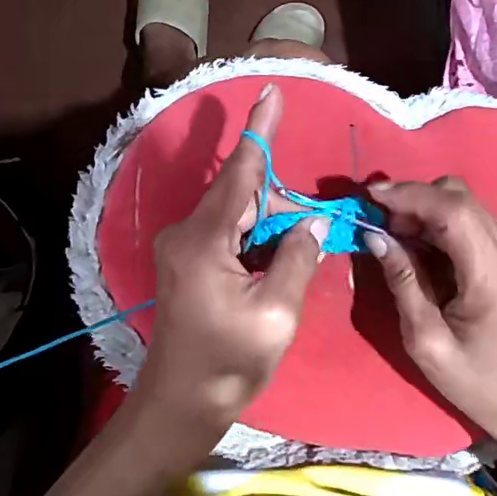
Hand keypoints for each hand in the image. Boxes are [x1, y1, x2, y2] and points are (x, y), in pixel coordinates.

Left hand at [131, 83, 325, 453]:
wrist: (180, 404)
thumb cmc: (228, 364)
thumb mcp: (276, 314)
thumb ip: (296, 259)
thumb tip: (312, 224)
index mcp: (204, 241)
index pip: (239, 174)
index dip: (258, 132)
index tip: (270, 91)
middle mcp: (186, 233)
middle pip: (243, 195)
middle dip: (282, 203)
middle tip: (316, 230)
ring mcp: (183, 246)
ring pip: (238, 214)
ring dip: (273, 225)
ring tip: (299, 253)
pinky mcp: (187, 261)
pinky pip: (229, 232)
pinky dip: (257, 237)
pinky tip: (278, 258)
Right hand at [365, 177, 496, 445]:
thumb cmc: (473, 378)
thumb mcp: (425, 341)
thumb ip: (403, 283)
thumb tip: (375, 236)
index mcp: (492, 276)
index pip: (454, 212)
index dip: (411, 195)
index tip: (370, 196)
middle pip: (460, 197)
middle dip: (413, 199)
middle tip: (380, 224)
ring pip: (464, 203)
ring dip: (423, 208)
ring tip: (394, 235)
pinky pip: (469, 219)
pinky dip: (437, 220)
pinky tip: (418, 245)